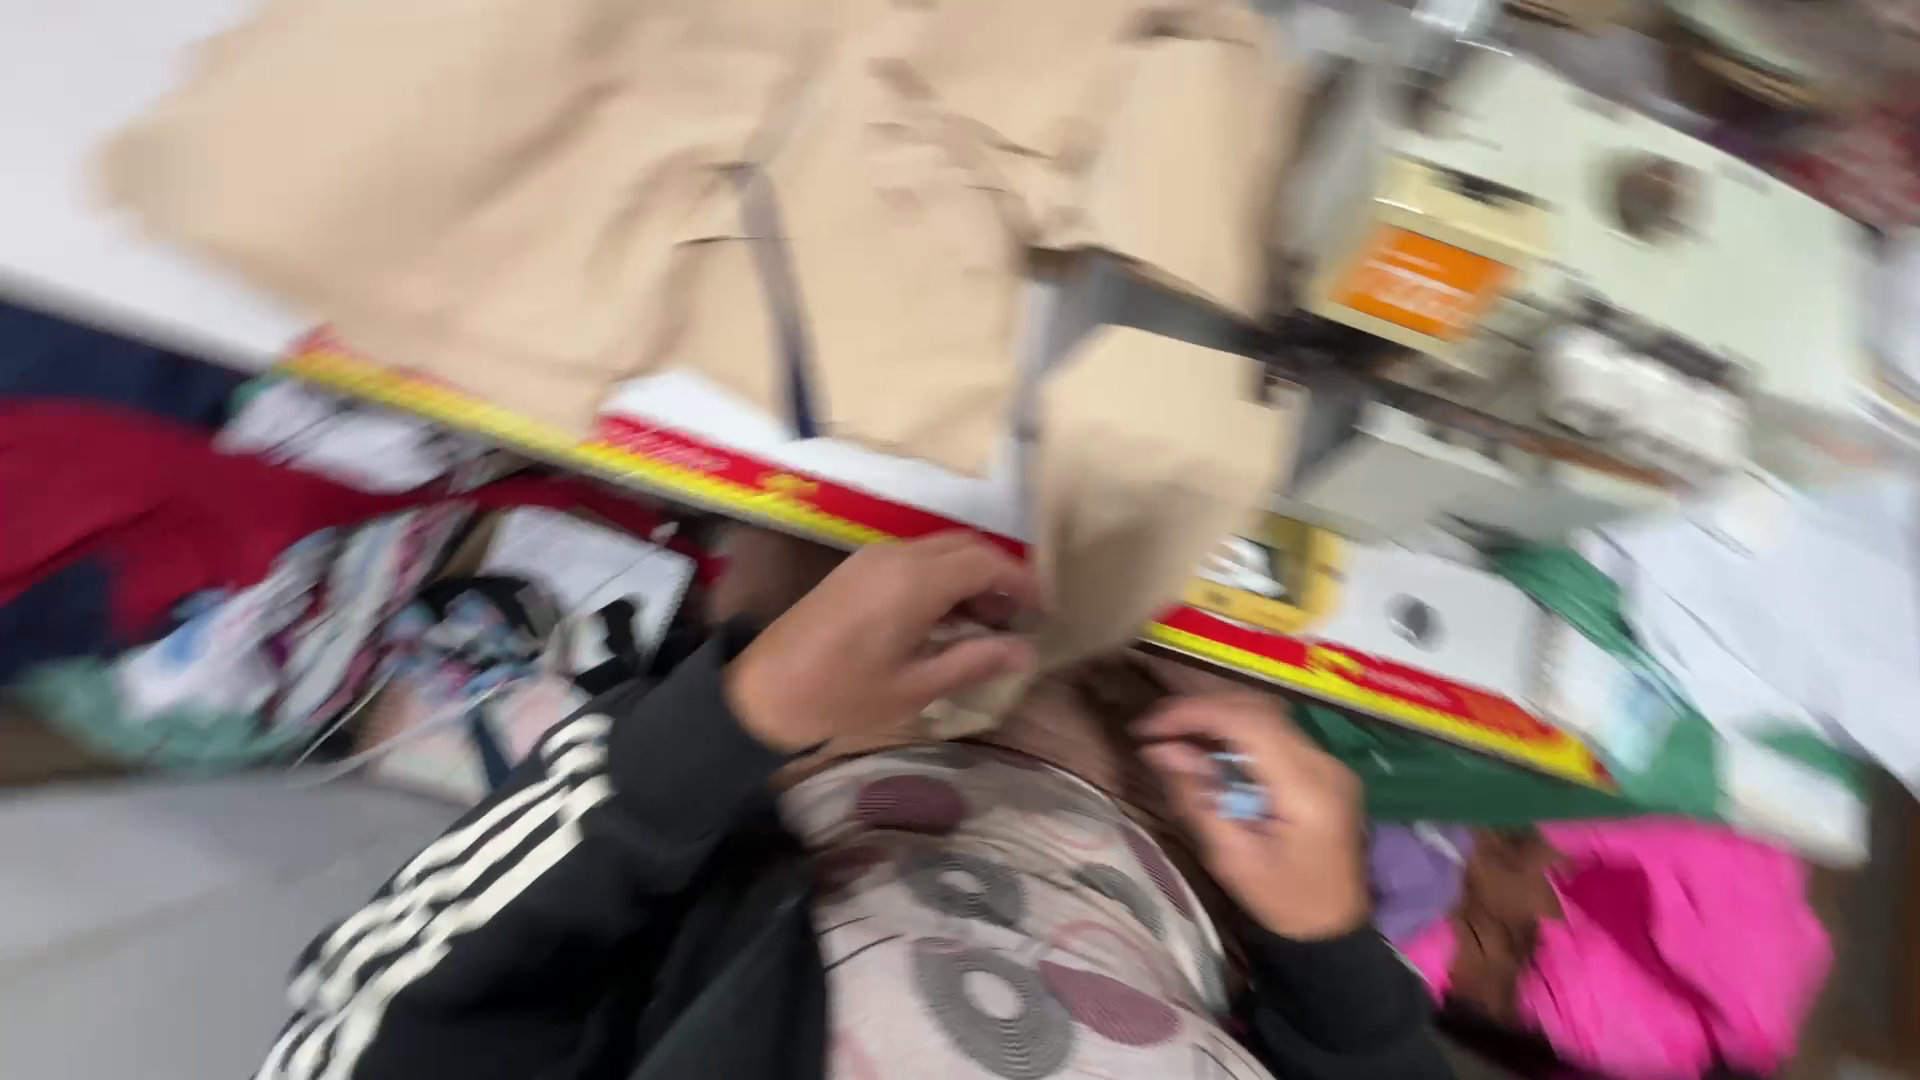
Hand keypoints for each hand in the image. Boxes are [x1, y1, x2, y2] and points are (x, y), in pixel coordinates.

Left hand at [725, 532, 1041, 751]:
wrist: (763, 691)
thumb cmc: (842, 696)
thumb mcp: (915, 687)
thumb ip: (974, 662)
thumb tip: (1027, 651)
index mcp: (915, 582)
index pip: (986, 562)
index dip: (1021, 582)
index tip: (1042, 611)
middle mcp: (897, 556)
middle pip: (966, 547)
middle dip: (999, 575)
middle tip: (1016, 618)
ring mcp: (873, 557)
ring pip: (940, 550)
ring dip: (970, 576)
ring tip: (986, 624)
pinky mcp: (858, 568)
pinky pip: (915, 559)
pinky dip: (941, 578)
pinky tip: (945, 618)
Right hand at [1136, 694, 1367, 939]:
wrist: (1331, 932)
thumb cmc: (1279, 902)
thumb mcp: (1229, 858)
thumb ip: (1196, 797)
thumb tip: (1159, 749)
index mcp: (1305, 790)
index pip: (1246, 723)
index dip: (1193, 714)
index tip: (1149, 727)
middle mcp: (1323, 764)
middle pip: (1255, 709)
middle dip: (1199, 710)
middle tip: (1157, 729)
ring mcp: (1327, 763)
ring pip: (1262, 713)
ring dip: (1215, 715)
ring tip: (1175, 734)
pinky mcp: (1322, 767)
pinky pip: (1272, 731)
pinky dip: (1233, 729)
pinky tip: (1206, 745)